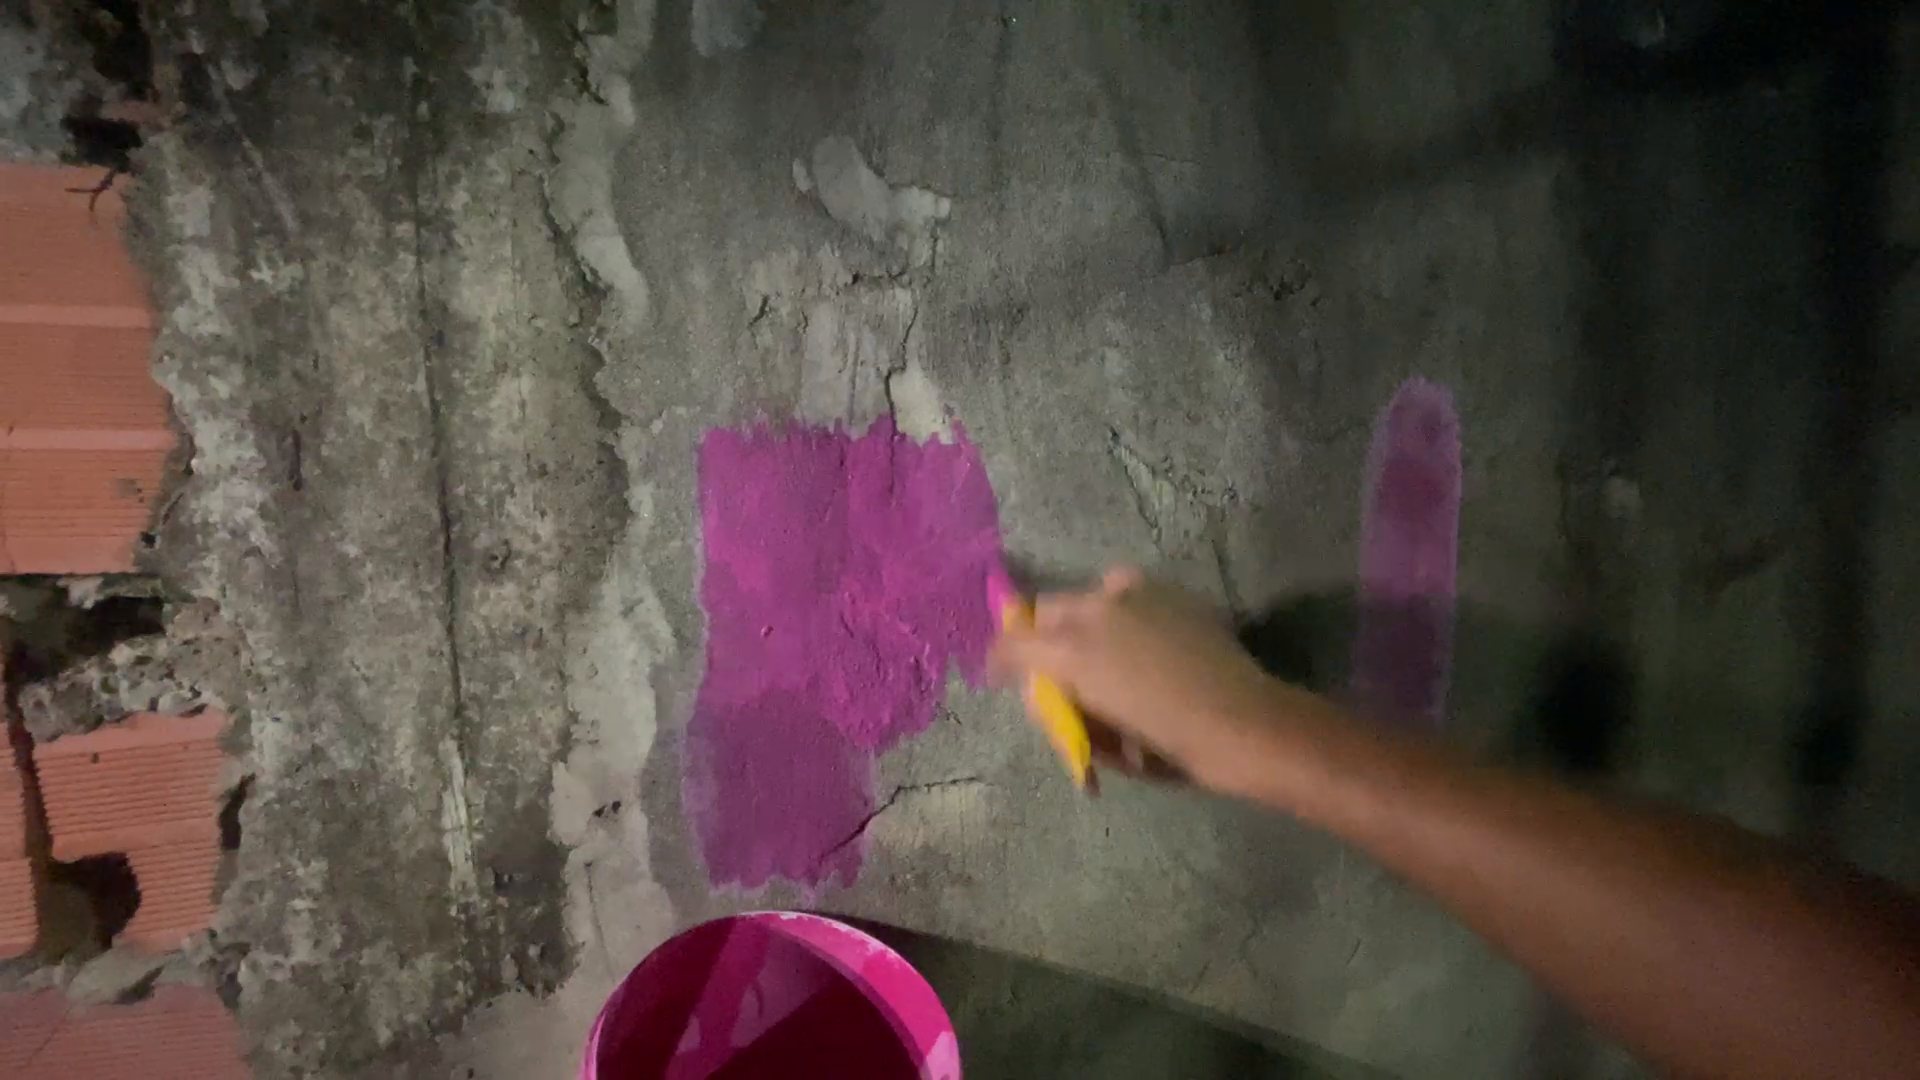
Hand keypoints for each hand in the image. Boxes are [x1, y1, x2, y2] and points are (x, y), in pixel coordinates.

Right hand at [988, 567, 1294, 792]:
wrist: (1244, 724)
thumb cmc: (1169, 748)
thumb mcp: (1103, 741)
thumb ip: (1064, 710)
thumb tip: (1046, 693)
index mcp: (1074, 652)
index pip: (1013, 643)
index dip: (998, 658)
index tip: (998, 674)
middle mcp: (1096, 611)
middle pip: (1046, 611)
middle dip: (1040, 636)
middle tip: (1056, 667)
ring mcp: (1134, 594)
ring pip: (1086, 596)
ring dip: (1081, 622)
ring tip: (1101, 654)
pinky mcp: (1168, 592)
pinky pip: (1126, 592)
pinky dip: (1120, 611)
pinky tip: (1140, 640)